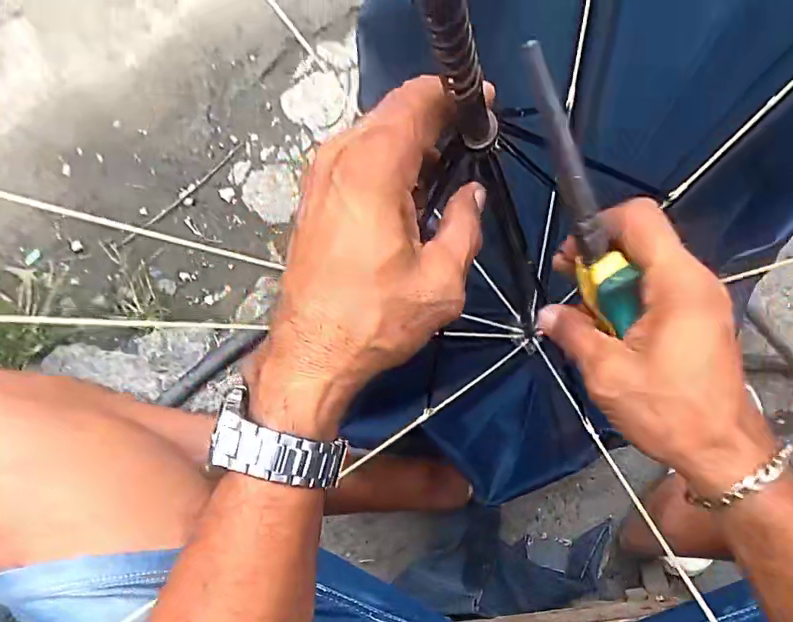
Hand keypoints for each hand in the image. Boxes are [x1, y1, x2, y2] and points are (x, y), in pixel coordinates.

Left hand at [254, 75, 484, 437]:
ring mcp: (319, 177)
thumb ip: (464, 227)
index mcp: (375, 167)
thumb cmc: (376, 320)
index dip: (453, 97)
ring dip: (409, 148)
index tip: (480, 106)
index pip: (418, 102)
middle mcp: (340, 158)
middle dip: (433, 121)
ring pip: (372, 137)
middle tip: (466, 145)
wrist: (314, 352)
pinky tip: (405, 198)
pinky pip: (355, 162)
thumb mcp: (441, 281)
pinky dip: (384, 167)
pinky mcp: (312, 200)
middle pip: (393, 115)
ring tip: (440, 177)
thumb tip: (471, 196)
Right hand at [538, 199, 777, 496]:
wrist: (720, 448)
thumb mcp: (608, 374)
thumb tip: (549, 314)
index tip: (572, 262)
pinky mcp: (705, 323)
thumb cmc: (667, 412)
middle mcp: (697, 281)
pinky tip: (619, 342)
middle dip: (602, 268)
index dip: (597, 227)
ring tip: (593, 330)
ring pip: (652, 273)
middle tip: (574, 302)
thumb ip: (575, 334)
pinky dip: (636, 309)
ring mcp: (706, 301)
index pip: (638, 217)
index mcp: (677, 283)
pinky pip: (665, 297)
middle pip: (643, 245)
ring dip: (616, 293)